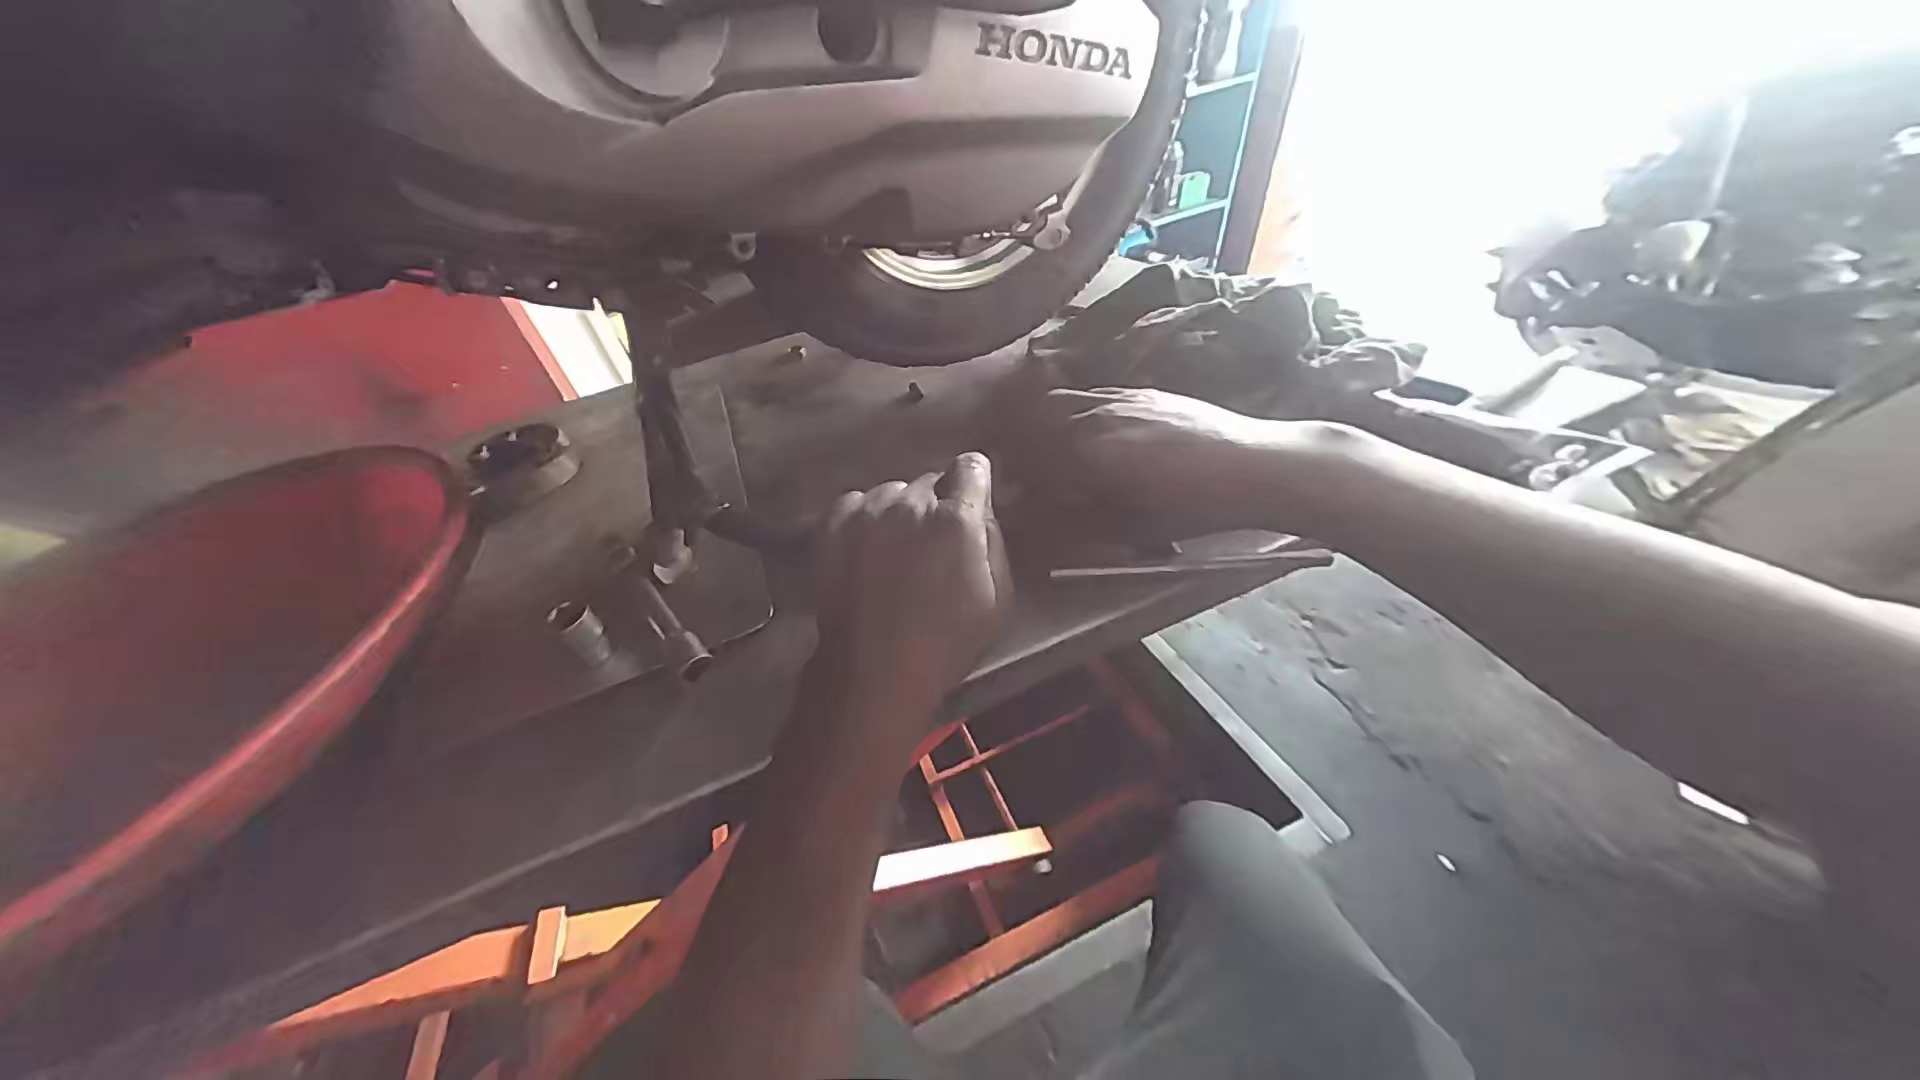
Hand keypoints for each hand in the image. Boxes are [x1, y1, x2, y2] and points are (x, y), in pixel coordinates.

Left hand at [814, 452, 1011, 711]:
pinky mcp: (833, 526)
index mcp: (956, 519)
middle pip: (930, 483)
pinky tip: (868, 550)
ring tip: (896, 553)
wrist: (872, 670)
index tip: (970, 505)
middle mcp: (910, 504)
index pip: (970, 467)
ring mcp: (866, 512)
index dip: (974, 485)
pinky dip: (866, 520)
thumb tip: (981, 514)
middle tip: (933, 547)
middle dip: (937, 507)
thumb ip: (993, 543)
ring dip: (900, 514)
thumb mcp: (998, 600)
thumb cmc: (945, 643)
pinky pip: (857, 504)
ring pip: (893, 494)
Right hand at [1021, 387, 1300, 539]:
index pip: (1035, 465)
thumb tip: (1051, 515)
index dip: (1022, 487)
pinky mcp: (1144, 392)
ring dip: (1049, 426)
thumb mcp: (1135, 525)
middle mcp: (1098, 414)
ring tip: (1055, 452)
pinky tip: (1095, 434)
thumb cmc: (1198, 507)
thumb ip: (1084, 517)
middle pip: (1038, 424)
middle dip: (1027, 450)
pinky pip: (1093, 395)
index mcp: (1090, 451)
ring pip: (1062, 402)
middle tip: (1031, 476)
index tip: (1019, 503)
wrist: (1260, 466)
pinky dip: (1079, 413)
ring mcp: (1122, 397)